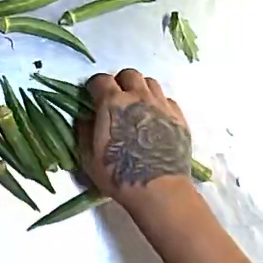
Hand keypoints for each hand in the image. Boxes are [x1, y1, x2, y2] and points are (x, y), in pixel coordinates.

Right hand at [83, 69, 195, 211]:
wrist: (159, 188)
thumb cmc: (118, 175)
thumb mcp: (89, 157)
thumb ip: (84, 131)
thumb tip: (86, 117)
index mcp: (113, 103)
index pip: (101, 79)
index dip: (95, 86)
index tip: (93, 96)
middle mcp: (139, 97)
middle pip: (129, 74)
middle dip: (120, 82)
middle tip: (116, 99)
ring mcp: (162, 105)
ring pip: (150, 83)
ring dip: (140, 90)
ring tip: (137, 106)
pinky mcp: (179, 117)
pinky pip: (167, 99)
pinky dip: (159, 103)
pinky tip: (155, 119)